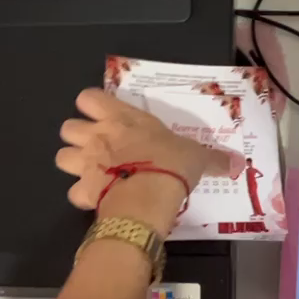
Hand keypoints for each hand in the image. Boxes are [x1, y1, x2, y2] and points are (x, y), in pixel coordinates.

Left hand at [55, 88, 223, 232]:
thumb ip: (211, 157)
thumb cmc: (171, 162)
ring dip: (74, 163)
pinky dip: (83, 196)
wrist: (149, 195)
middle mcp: (97, 135)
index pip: (89, 98)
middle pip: (67, 127)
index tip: (104, 115)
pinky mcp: (82, 191)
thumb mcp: (196, 155)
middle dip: (78, 136)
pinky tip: (98, 200)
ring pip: (61, 157)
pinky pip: (74, 192)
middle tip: (98, 147)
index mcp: (121, 118)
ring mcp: (85, 163)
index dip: (91, 106)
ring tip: (93, 172)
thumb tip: (237, 163)